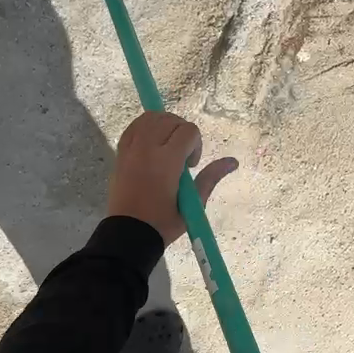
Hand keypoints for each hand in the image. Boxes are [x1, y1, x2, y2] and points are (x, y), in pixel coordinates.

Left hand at [106, 111, 237, 245]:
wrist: (128, 234)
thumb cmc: (162, 224)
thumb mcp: (192, 204)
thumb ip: (210, 178)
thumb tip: (233, 162)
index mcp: (166, 161)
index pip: (188, 130)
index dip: (196, 144)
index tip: (190, 166)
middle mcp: (147, 149)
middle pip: (170, 120)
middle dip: (181, 133)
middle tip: (181, 157)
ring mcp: (131, 149)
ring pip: (150, 118)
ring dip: (164, 126)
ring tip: (167, 146)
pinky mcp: (120, 153)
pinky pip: (133, 127)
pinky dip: (145, 128)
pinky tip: (152, 144)